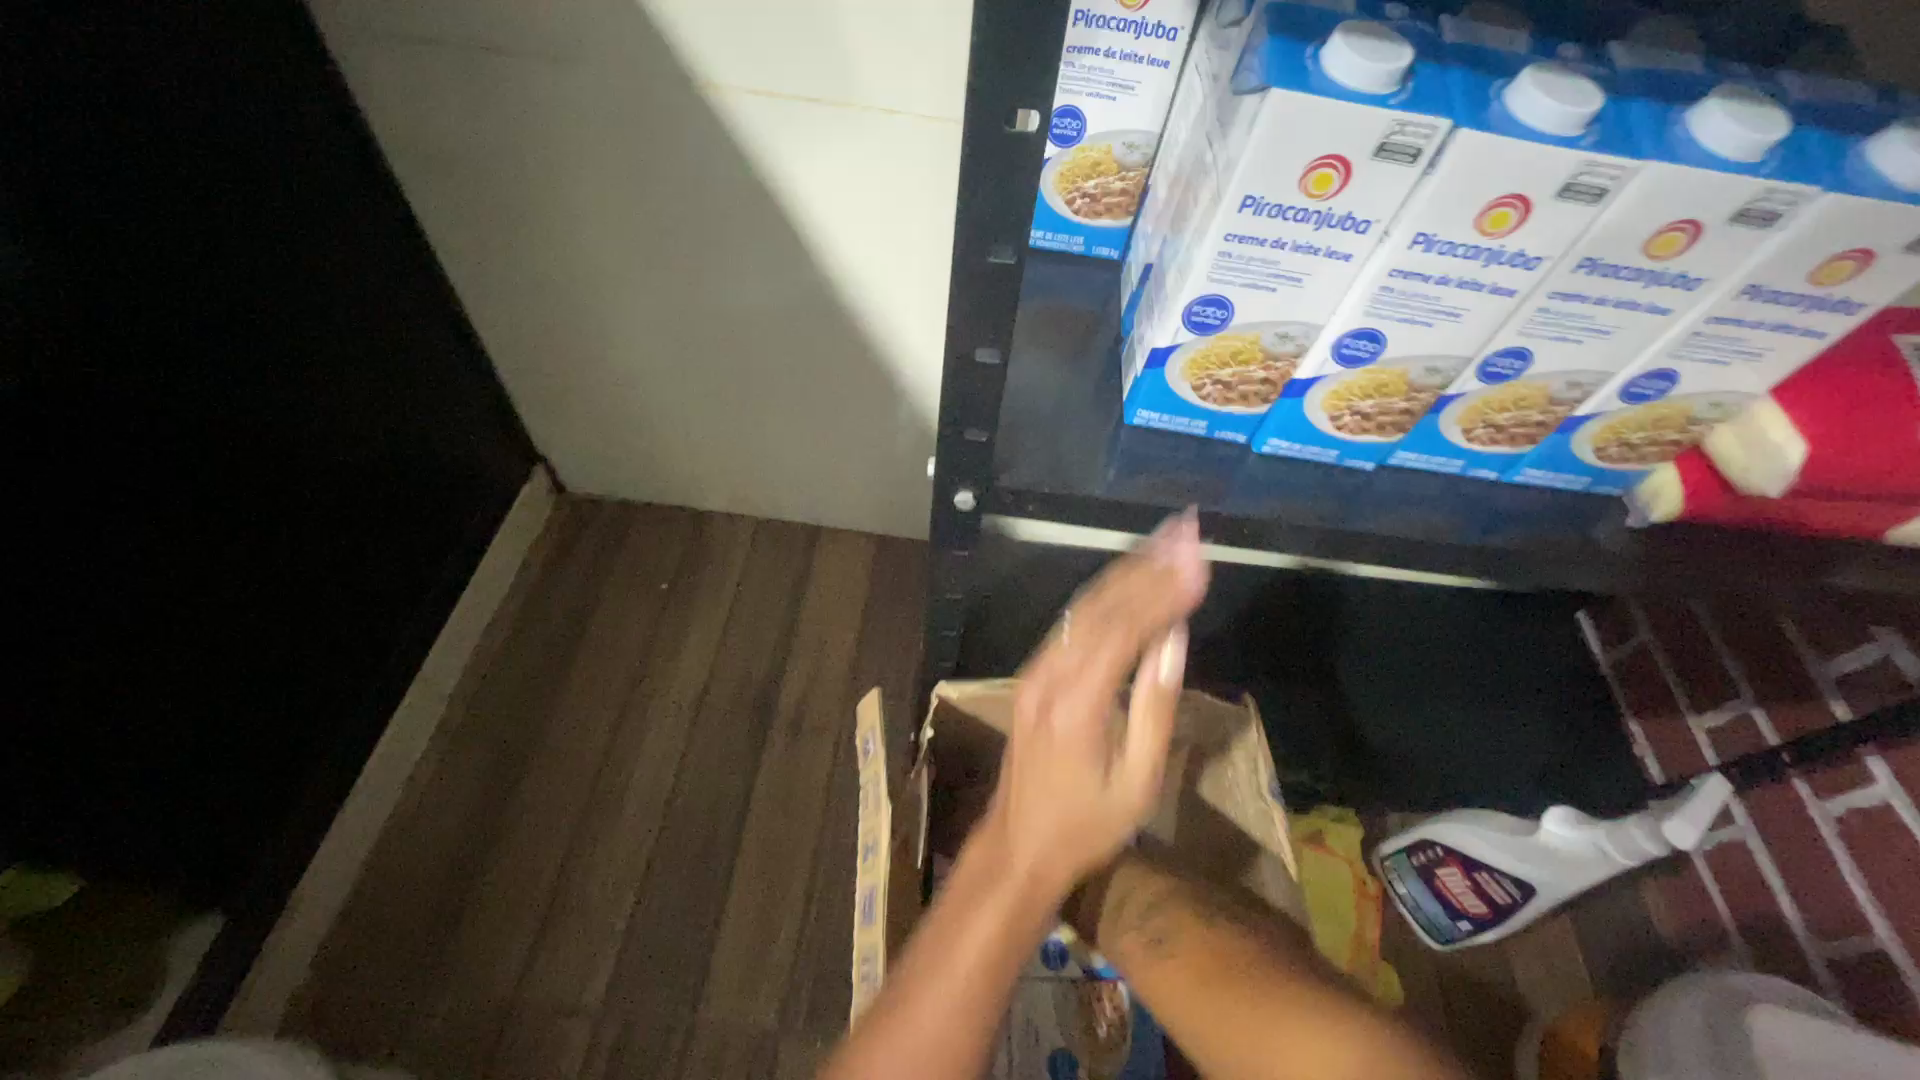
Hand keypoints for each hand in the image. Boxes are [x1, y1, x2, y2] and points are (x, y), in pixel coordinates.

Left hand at [974, 509, 1209, 903]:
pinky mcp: (1031, 677)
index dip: (1163, 590)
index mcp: (1078, 701)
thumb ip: (1155, 705)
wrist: (1018, 845)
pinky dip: (1103, 597)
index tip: (1198, 556)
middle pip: (1101, 605)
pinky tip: (1127, 580)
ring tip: (1164, 540)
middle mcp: (1050, 674)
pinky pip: (1070, 625)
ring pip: (1082, 609)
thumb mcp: (1136, 779)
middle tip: (1185, 529)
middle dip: (1146, 564)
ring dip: (1124, 572)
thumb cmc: (1086, 825)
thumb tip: (1175, 639)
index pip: (1126, 628)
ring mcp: (1034, 672)